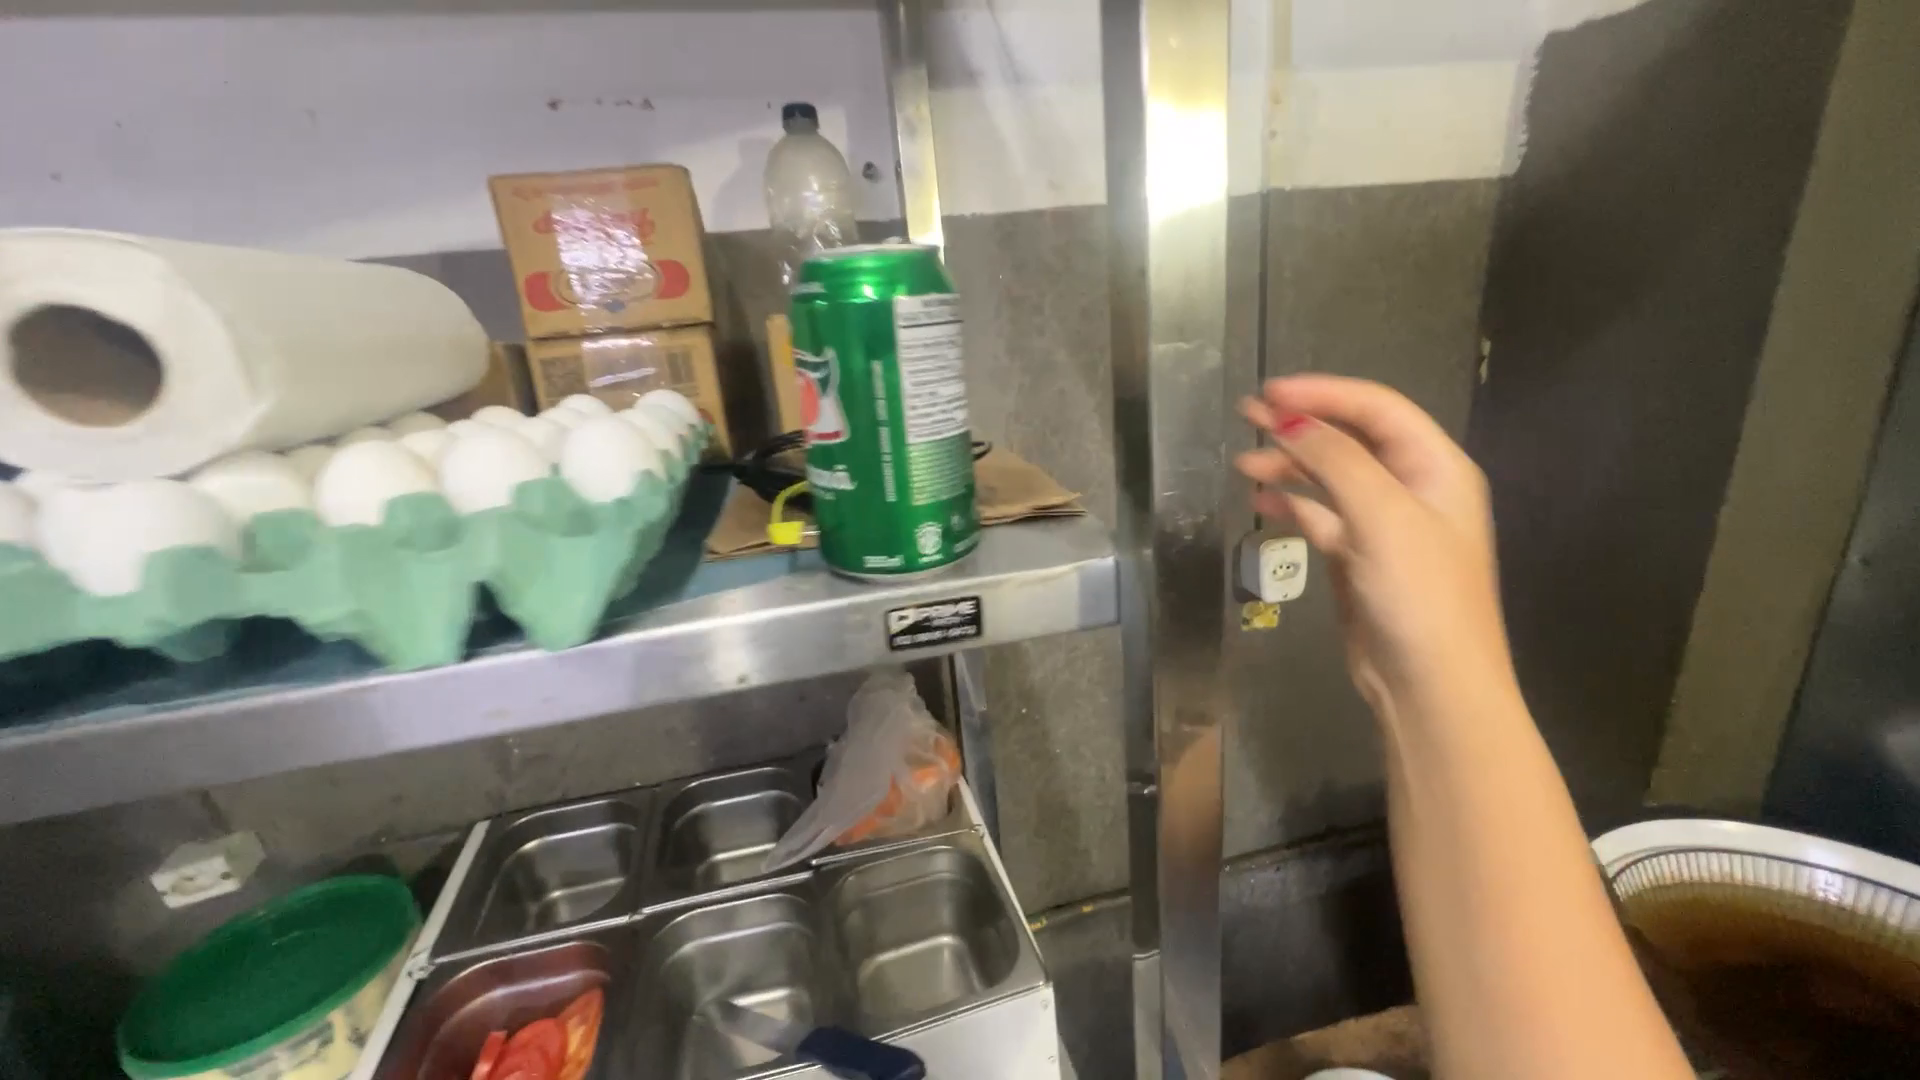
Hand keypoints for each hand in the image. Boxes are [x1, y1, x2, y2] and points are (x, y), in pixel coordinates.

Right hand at [1236, 376, 1512, 720]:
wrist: (1430, 683)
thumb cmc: (1418, 594)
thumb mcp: (1381, 516)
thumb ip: (1336, 461)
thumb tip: (1288, 420)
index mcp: (1435, 467)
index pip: (1376, 409)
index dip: (1323, 394)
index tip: (1269, 394)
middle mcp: (1412, 488)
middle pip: (1351, 439)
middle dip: (1302, 424)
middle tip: (1247, 416)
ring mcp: (1384, 524)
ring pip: (1331, 477)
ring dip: (1290, 464)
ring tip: (1244, 462)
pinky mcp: (1358, 557)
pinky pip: (1320, 516)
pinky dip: (1291, 503)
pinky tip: (1260, 499)